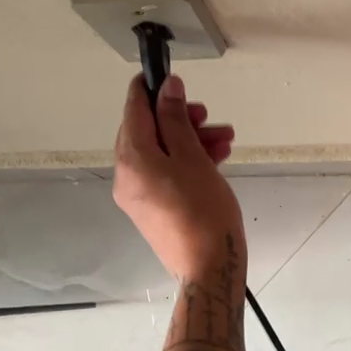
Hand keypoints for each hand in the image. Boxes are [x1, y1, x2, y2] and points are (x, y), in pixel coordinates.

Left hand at [113, 74, 242, 281]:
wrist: (209, 270)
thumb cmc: (205, 213)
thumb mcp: (193, 158)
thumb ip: (176, 119)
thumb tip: (167, 88)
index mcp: (131, 159)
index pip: (134, 109)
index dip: (153, 89)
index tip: (176, 80)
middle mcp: (126, 177)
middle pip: (149, 133)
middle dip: (181, 121)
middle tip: (209, 117)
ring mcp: (138, 198)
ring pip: (161, 156)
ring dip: (190, 143)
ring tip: (224, 142)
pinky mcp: (153, 214)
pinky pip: (164, 177)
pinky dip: (185, 165)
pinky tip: (213, 162)